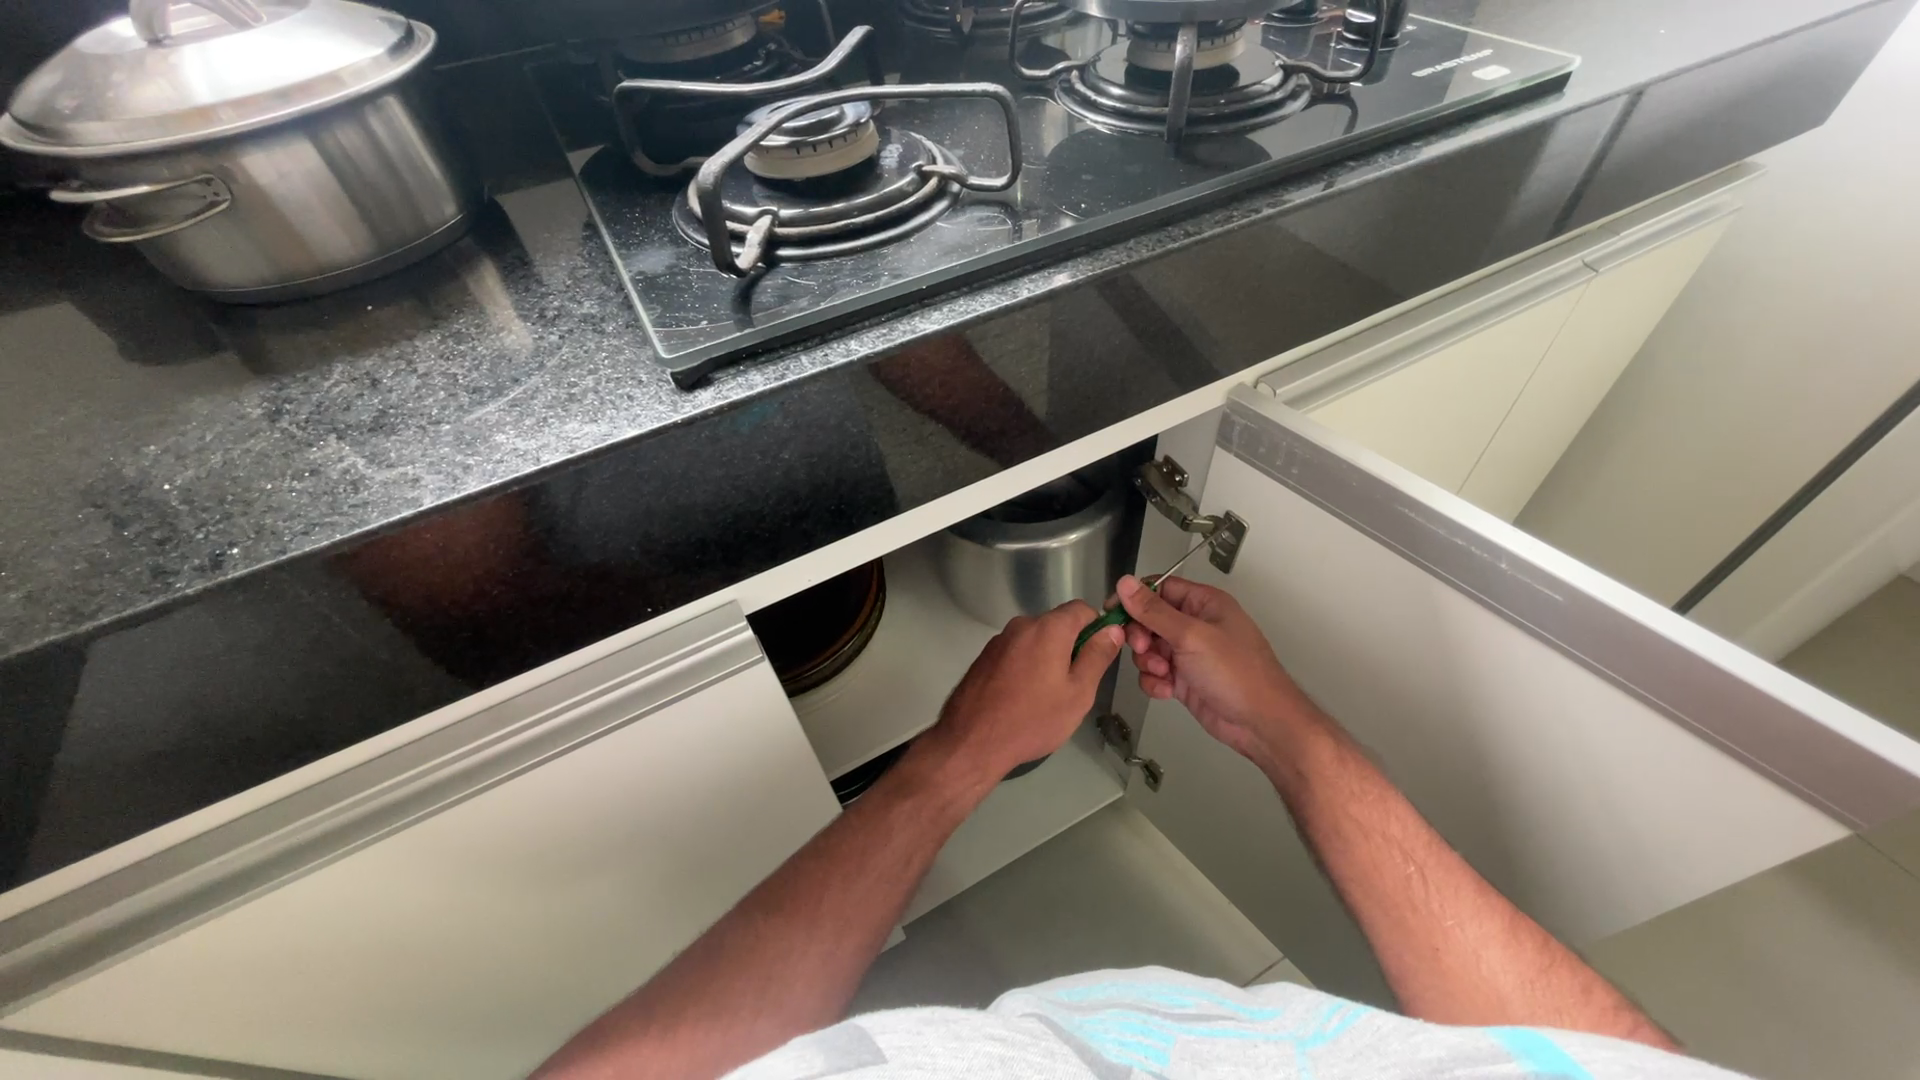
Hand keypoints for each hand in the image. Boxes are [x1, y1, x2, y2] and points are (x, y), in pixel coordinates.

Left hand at [916, 600, 1124, 788]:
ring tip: (1047, 697)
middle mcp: (1021, 625)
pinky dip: (1026, 666)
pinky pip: (1017, 652)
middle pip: (1057, 624)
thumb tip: (1113, 629)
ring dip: (1048, 658)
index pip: (1082, 609)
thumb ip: (1097, 656)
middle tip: (1074, 685)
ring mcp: (999, 640)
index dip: (1097, 628)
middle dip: (1071, 647)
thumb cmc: (1032, 719)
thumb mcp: (1078, 693)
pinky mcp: (985, 657)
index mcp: (1047, 628)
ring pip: (1036, 640)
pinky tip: (1023, 697)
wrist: (972, 741)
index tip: (1098, 656)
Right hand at [1115, 575, 1323, 771]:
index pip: (1160, 589)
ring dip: (1148, 662)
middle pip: (1149, 619)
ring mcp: (1190, 653)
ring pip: (1149, 648)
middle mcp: (1196, 625)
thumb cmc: (1237, 673)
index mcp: (1204, 604)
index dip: (1135, 599)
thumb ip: (1153, 610)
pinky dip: (1155, 682)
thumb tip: (1125, 583)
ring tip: (1164, 673)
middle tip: (1145, 648)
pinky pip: (1155, 673)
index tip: (1114, 612)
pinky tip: (1168, 690)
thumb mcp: (1190, 636)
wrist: (1260, 723)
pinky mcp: (1184, 679)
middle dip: (1141, 636)